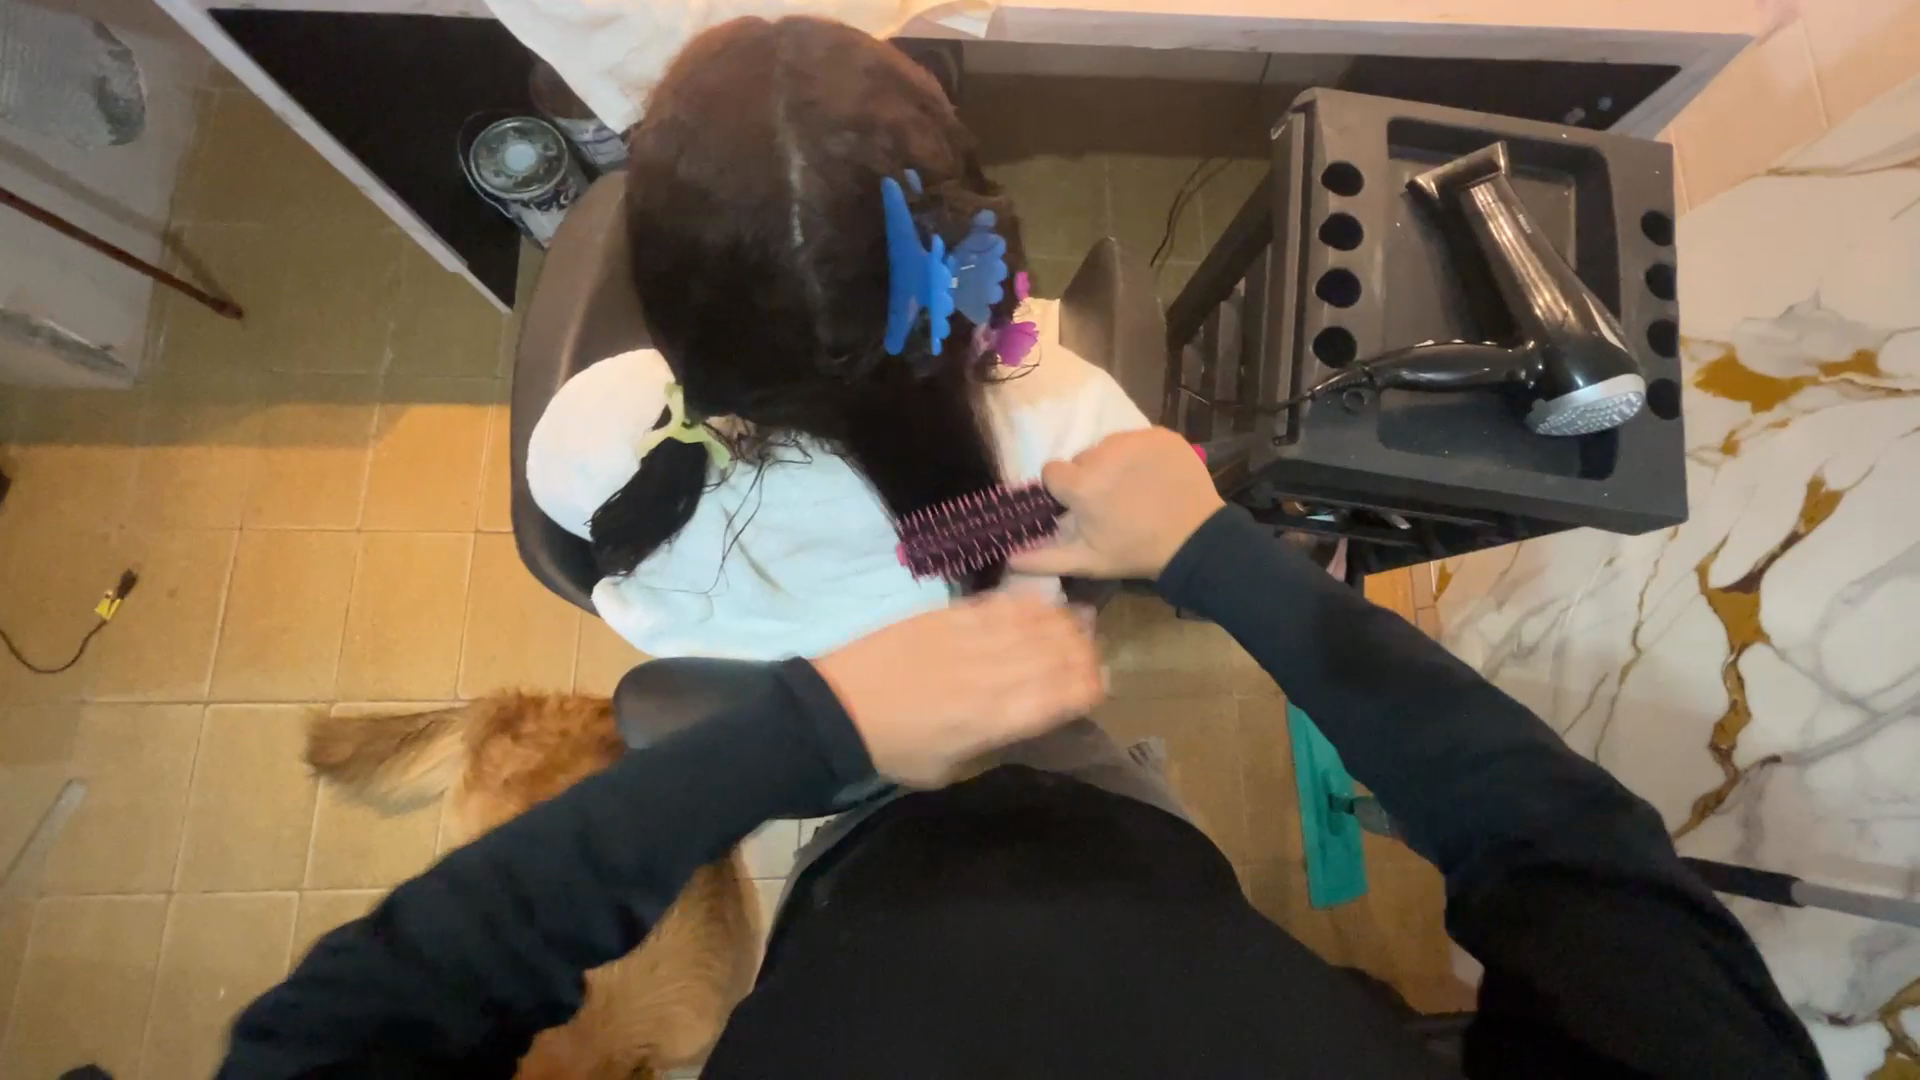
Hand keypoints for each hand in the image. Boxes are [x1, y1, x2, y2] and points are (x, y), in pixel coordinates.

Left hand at [813, 594, 1102, 785]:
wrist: (839, 710)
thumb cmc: (896, 750)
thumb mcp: (953, 763)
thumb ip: (997, 737)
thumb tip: (1029, 712)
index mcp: (998, 718)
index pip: (1067, 693)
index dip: (1091, 685)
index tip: (1095, 685)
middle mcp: (994, 675)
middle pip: (1061, 652)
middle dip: (1084, 652)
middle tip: (1088, 654)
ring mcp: (972, 639)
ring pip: (1038, 623)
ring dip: (1063, 623)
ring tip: (1074, 625)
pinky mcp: (951, 616)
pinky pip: (1002, 604)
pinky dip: (1029, 604)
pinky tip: (1041, 605)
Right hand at [1009, 427, 1224, 579]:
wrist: (1196, 541)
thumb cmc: (1135, 553)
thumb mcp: (1088, 561)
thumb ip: (1044, 558)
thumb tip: (1007, 556)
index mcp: (1081, 484)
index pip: (1053, 471)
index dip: (1064, 489)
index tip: (1080, 506)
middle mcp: (1103, 454)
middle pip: (1082, 458)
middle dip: (1090, 476)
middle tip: (1113, 502)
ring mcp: (1135, 440)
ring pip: (1108, 446)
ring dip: (1114, 463)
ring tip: (1135, 488)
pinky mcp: (1161, 434)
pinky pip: (1138, 438)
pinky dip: (1141, 454)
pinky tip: (1154, 476)